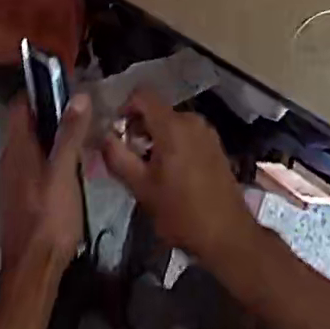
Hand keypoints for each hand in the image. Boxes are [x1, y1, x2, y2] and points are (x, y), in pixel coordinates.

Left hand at [0, 93, 90, 274]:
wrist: (34, 272)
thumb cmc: (48, 218)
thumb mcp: (63, 172)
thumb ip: (70, 134)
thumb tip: (78, 95)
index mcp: (17, 149)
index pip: (20, 105)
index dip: (39, 90)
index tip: (65, 83)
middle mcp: (11, 159)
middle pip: (29, 123)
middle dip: (53, 111)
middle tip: (84, 107)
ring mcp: (17, 179)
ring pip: (35, 144)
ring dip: (56, 134)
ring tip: (86, 131)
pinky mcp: (26, 195)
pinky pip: (39, 162)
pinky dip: (55, 155)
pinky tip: (77, 163)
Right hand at [101, 87, 262, 267]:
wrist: (227, 234)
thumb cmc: (180, 211)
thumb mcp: (141, 188)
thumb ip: (117, 157)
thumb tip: (103, 135)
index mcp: (172, 125)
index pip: (142, 94)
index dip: (124, 107)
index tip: (116, 131)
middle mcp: (191, 119)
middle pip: (156, 109)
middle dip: (138, 127)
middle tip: (129, 156)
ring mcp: (206, 130)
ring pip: (171, 122)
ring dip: (155, 137)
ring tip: (148, 168)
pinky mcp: (215, 143)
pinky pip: (186, 132)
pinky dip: (172, 143)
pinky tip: (170, 172)